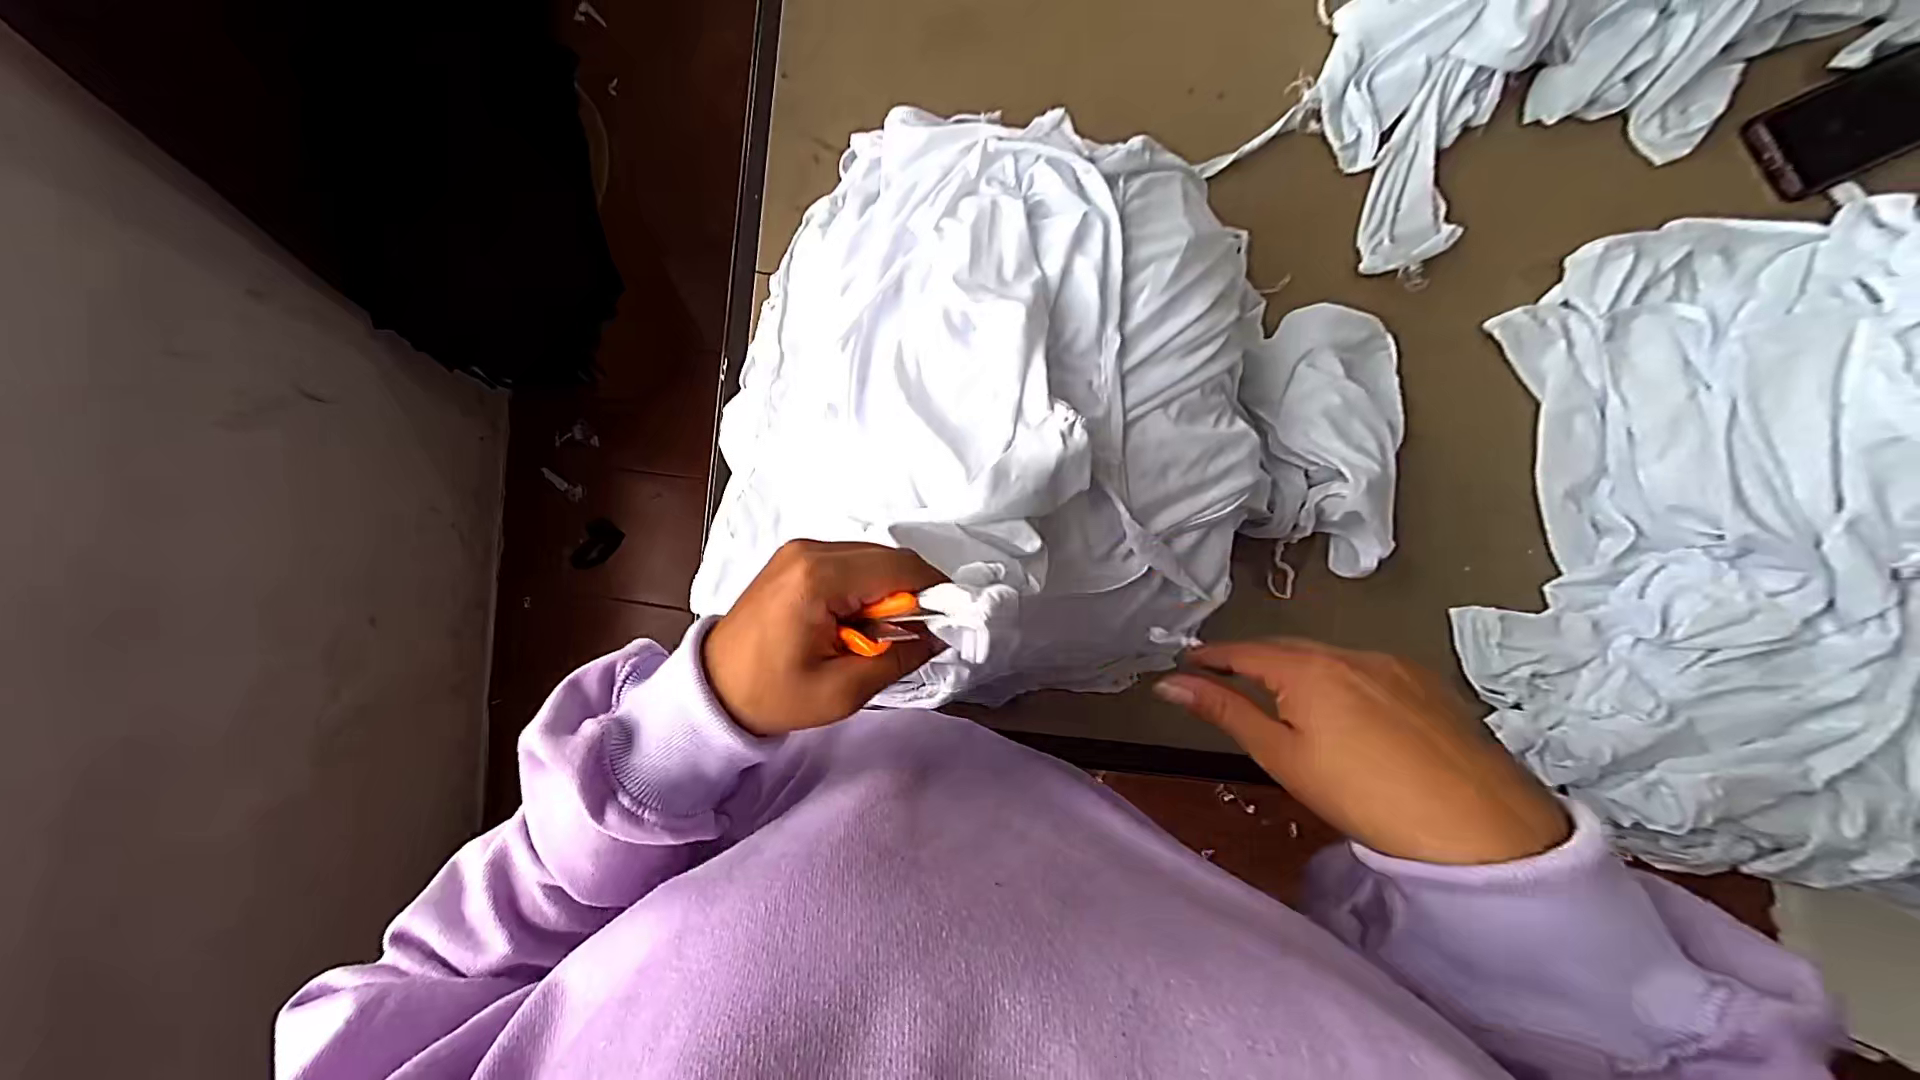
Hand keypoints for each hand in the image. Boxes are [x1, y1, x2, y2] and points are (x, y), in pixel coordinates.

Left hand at [703, 540, 946, 735]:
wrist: (711, 688)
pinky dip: (867, 587)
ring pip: (873, 558)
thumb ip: (898, 658)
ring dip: (888, 591)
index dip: (935, 592)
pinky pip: (851, 562)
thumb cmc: (769, 696)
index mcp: (818, 578)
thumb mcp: (842, 691)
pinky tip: (856, 620)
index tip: (948, 622)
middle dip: (911, 594)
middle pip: (890, 557)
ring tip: (875, 634)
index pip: (901, 568)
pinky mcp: (797, 558)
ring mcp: (800, 550)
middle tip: (911, 637)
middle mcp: (810, 550)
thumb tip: (936, 636)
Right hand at [1154, 639, 1569, 864]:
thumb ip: (1224, 710)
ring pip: (1327, 656)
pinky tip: (1344, 710)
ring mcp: (1393, 663)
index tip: (1187, 661)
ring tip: (1282, 697)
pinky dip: (1337, 677)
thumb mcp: (1280, 754)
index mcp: (1307, 667)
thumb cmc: (1361, 795)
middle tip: (1224, 678)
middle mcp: (1349, 651)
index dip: (1211, 655)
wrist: (1482, 831)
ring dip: (1295, 667)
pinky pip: (1364, 667)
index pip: (1243, 650)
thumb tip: (1170, 683)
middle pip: (1285, 647)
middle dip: (1251, 658)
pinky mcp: (1426, 682)